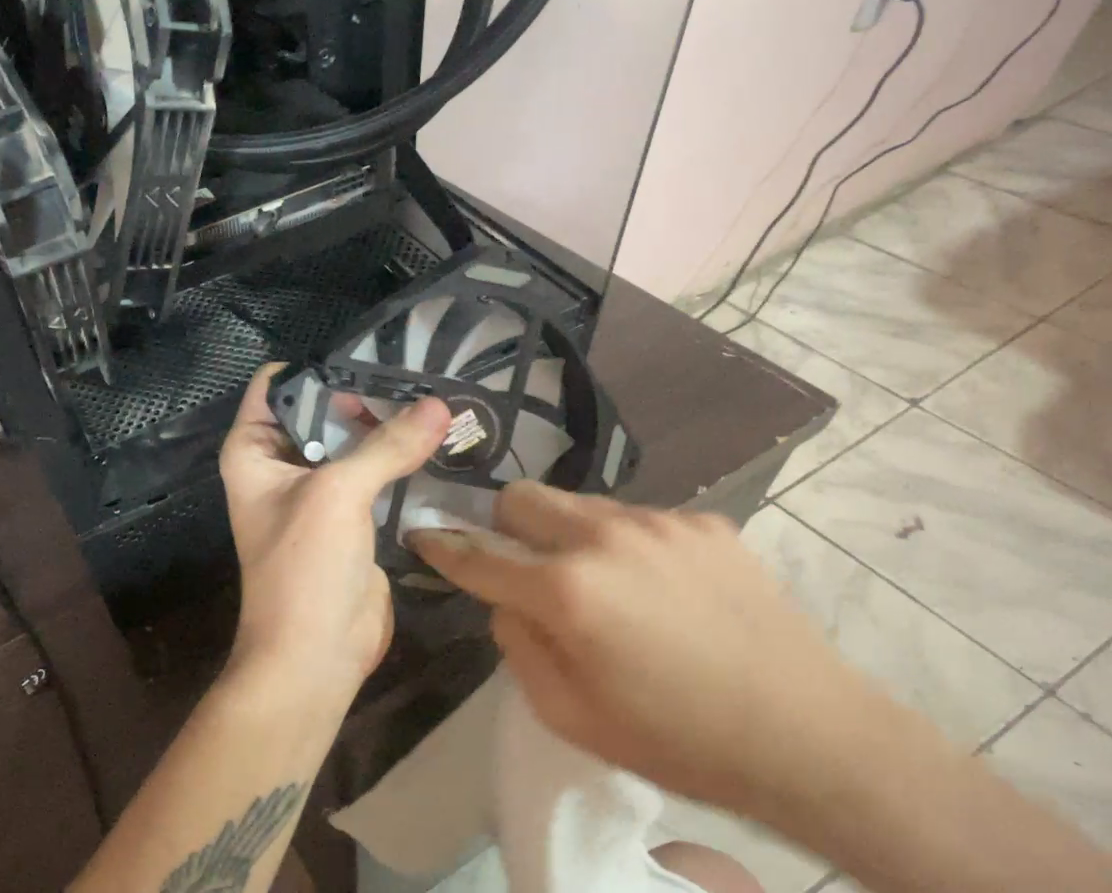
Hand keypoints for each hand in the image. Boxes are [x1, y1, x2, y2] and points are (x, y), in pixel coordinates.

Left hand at [219, 364, 450, 699]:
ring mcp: (316, 492)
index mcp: (253, 450)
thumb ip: (386, 446)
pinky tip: (440, 441)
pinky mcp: (349, 518)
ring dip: (386, 428)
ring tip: (440, 398)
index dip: (320, 368)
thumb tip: (439, 404)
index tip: (373, 353)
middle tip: (422, 374)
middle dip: (363, 396)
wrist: (314, 655)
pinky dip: (399, 461)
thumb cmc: (304, 566)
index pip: (279, 386)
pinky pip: (373, 475)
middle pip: (320, 411)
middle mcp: (279, 464)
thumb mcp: (338, 494)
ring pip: (351, 443)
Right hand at [410, 484, 886, 814]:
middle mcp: (604, 537)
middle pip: (521, 497)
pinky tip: (662, 593)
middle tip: (525, 568)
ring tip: (605, 588)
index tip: (421, 534)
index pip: (476, 554)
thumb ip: (517, 644)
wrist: (816, 741)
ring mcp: (660, 524)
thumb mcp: (569, 715)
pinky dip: (627, 546)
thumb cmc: (678, 741)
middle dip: (505, 526)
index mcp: (564, 590)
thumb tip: (507, 600)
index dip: (440, 545)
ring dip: (568, 536)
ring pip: (579, 504)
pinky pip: (638, 520)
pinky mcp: (706, 524)